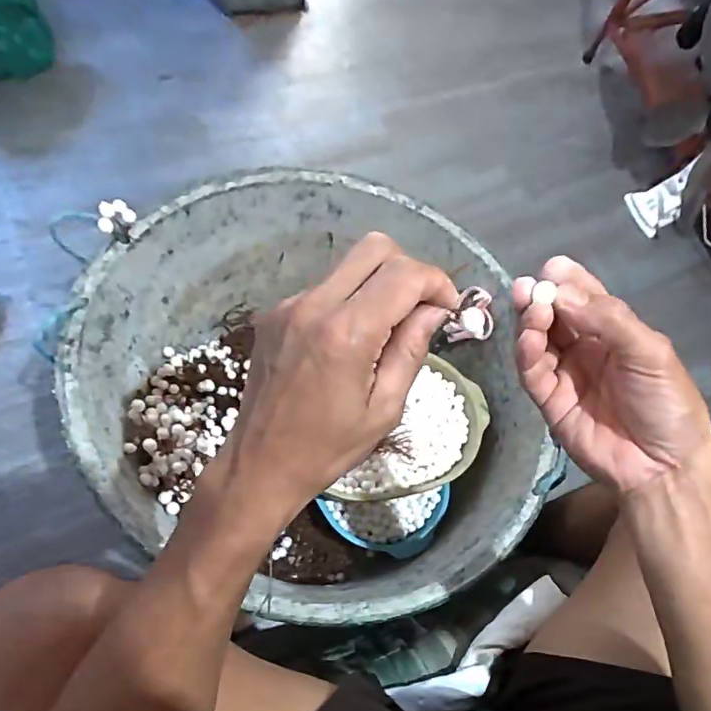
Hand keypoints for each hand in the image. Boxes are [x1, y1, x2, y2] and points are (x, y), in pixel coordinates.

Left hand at [222, 232, 458, 512]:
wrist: (262, 463)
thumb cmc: (328, 447)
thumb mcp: (384, 409)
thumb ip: (411, 350)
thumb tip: (435, 310)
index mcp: (347, 334)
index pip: (404, 275)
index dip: (437, 283)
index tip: (448, 308)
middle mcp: (314, 306)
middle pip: (375, 248)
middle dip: (408, 271)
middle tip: (419, 310)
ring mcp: (289, 306)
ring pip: (347, 267)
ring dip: (376, 286)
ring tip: (384, 332)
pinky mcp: (274, 315)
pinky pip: (323, 289)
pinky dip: (347, 302)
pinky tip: (348, 343)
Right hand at [513, 256, 710, 493]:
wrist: (663, 465)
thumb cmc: (668, 404)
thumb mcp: (650, 353)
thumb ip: (608, 321)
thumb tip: (560, 294)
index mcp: (614, 333)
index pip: (583, 299)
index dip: (566, 282)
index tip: (551, 269)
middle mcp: (585, 350)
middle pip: (554, 318)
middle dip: (540, 300)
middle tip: (528, 288)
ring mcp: (566, 377)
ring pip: (538, 343)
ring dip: (530, 324)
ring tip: (531, 311)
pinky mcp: (551, 405)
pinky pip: (533, 375)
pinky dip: (527, 355)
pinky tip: (529, 339)